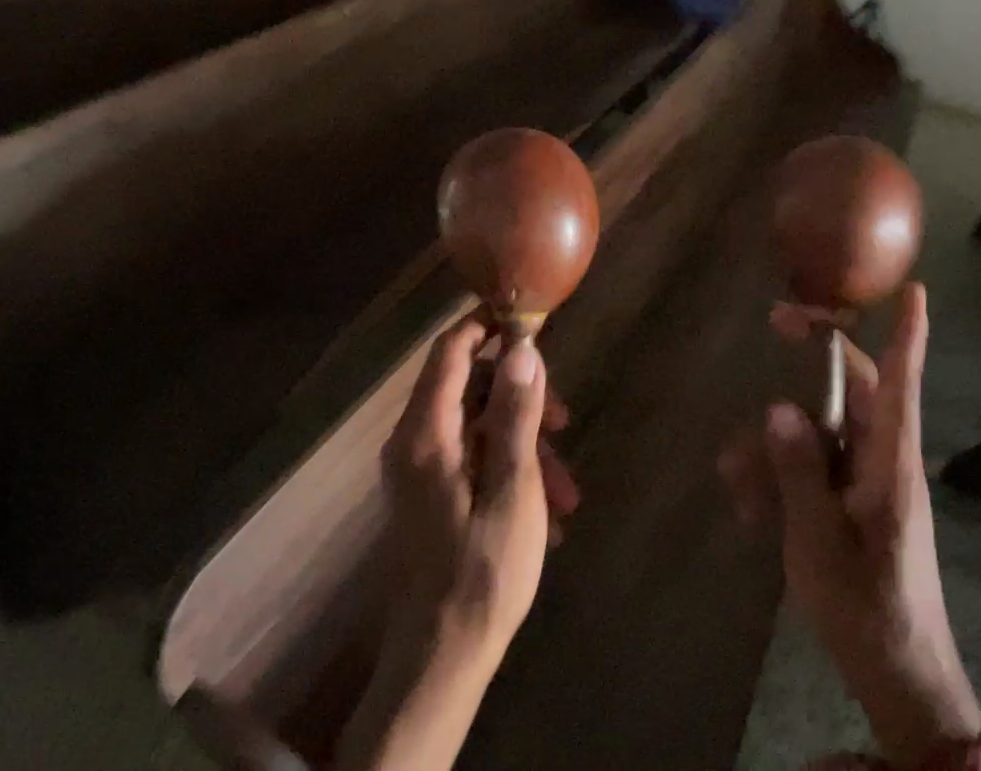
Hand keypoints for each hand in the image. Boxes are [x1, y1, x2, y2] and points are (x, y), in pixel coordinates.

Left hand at [336, 315, 568, 770]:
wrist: (442, 655)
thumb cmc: (483, 570)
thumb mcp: (513, 487)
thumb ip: (515, 416)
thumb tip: (523, 350)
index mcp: (425, 434)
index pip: (449, 352)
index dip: (486, 329)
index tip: (531, 325)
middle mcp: (412, 444)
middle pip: (467, 389)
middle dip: (521, 399)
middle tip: (566, 422)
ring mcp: (419, 473)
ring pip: (477, 429)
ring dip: (525, 447)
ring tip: (567, 493)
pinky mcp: (429, 498)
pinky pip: (472, 462)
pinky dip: (510, 473)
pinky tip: (545, 513)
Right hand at [724, 285, 980, 767]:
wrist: (897, 674)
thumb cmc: (867, 610)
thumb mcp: (820, 543)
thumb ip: (800, 474)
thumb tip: (779, 407)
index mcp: (892, 466)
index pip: (901, 385)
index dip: (908, 335)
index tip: (913, 289)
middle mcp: (883, 464)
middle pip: (852, 391)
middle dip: (812, 362)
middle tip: (776, 325)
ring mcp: (867, 486)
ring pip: (822, 432)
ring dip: (778, 444)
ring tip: (736, 485)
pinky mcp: (851, 507)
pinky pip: (814, 471)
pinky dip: (781, 480)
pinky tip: (752, 514)